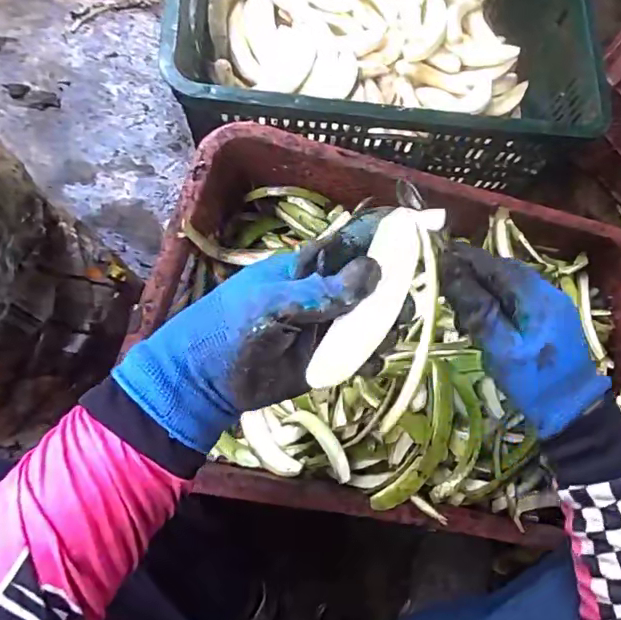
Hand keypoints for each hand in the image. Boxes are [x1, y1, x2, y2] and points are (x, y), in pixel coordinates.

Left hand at [114, 235, 379, 451]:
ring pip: (373, 320)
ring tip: (381, 341)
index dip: (384, 237)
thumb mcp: (273, 304)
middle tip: (399, 309)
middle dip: (393, 293)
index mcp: (309, 267)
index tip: (417, 236)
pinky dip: (371, 359)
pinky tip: (367, 365)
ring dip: (386, 328)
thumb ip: (321, 291)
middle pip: (374, 284)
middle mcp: (326, 293)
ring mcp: (329, 326)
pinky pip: (362, 354)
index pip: (354, 243)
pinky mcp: (329, 359)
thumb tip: (374, 269)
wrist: (203, 382)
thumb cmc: (230, 328)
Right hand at [439, 240, 609, 438]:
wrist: (575, 410)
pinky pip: (520, 295)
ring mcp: (553, 302)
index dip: (464, 258)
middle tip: (443, 278)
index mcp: (534, 294)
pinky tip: (485, 313)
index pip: (493, 264)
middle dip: (473, 270)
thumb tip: (452, 272)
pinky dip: (498, 297)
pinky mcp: (553, 316)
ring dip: (485, 284)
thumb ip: (477, 309)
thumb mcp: (500, 348)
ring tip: (459, 298)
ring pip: (511, 282)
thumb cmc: (534, 381)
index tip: (438, 255)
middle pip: (503, 269)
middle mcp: (546, 289)